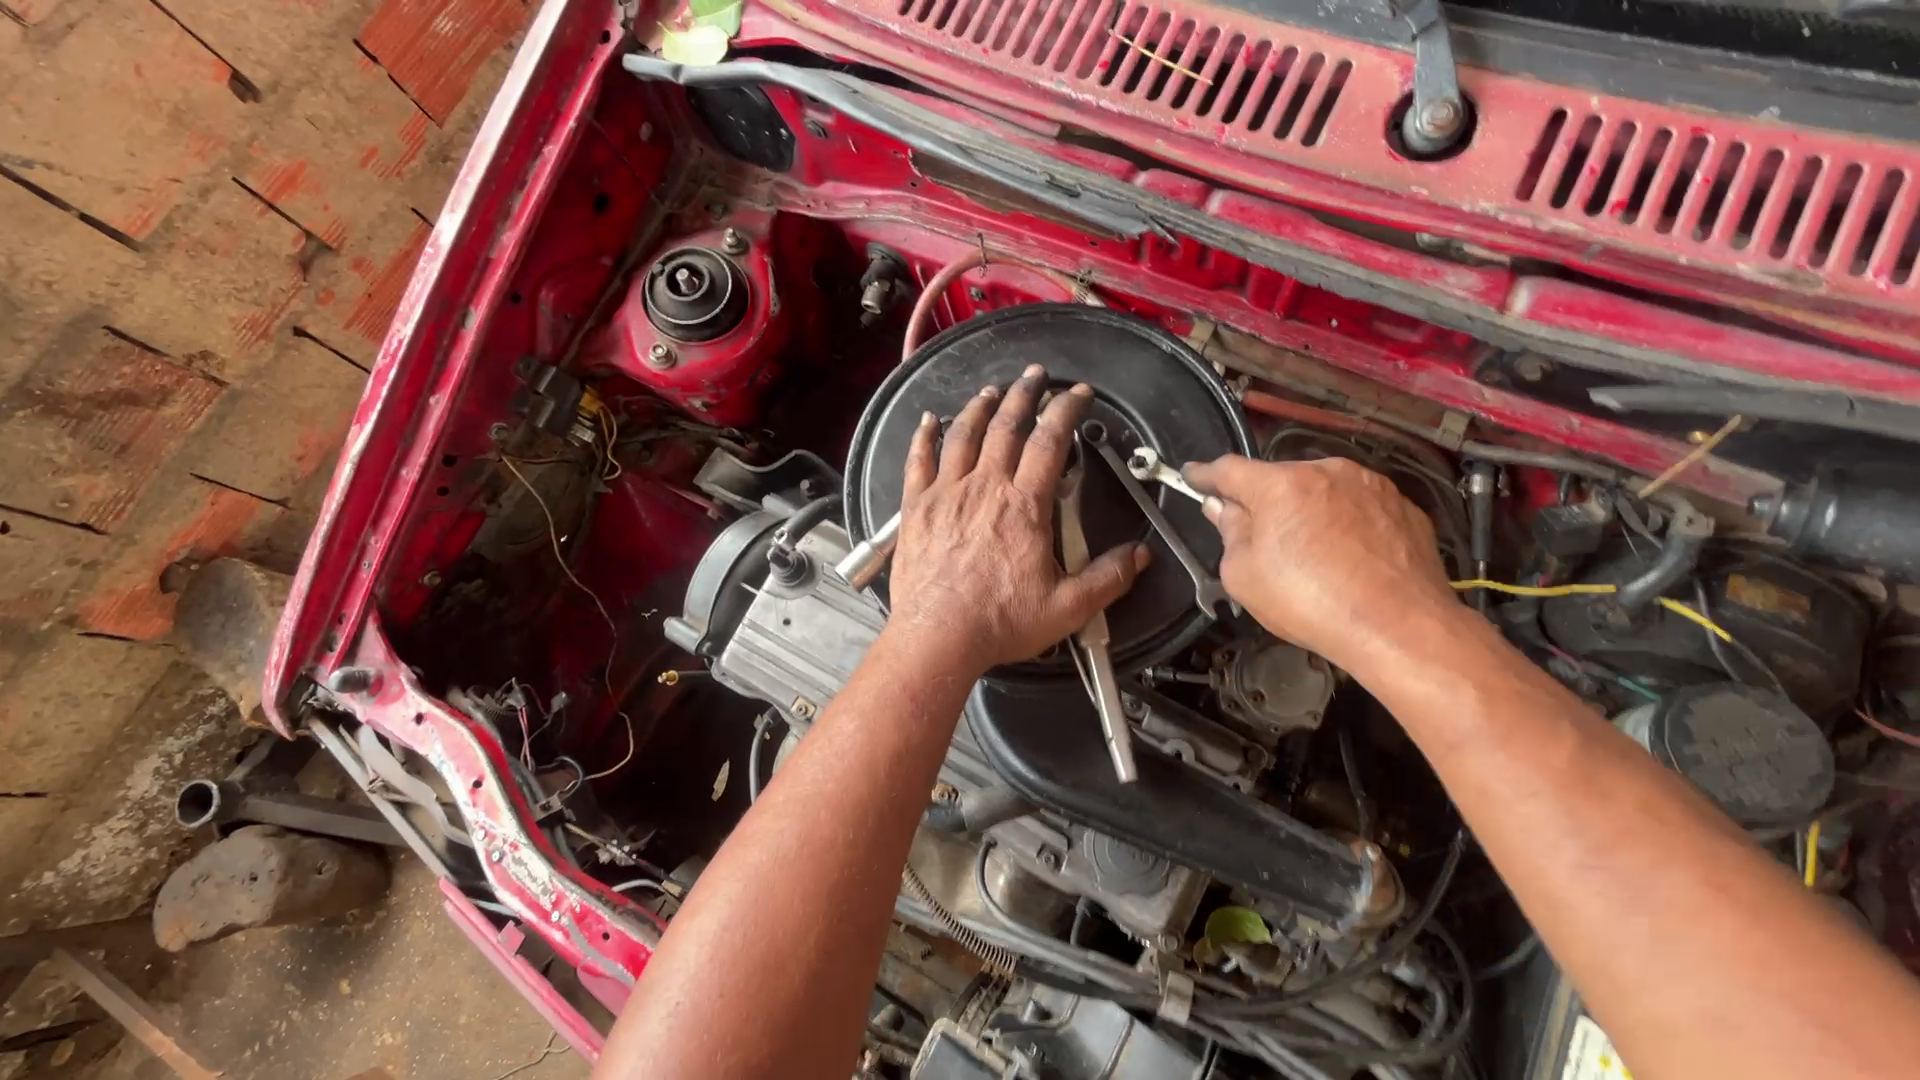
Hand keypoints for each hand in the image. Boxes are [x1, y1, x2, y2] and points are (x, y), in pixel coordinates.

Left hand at [885, 364, 1150, 677]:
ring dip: (980, 407)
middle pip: (1006, 426)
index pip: (1050, 441)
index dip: (1066, 409)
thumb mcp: (1067, 607)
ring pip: (963, 435)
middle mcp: (984, 488)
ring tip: (992, 391)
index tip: (1077, 393)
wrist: (937, 637)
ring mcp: (946, 494)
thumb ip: (1108, 578)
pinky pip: (919, 461)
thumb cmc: (999, 622)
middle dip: (1025, 394)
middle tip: (1036, 375)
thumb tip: (1139, 555)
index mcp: (1024, 506)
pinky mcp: (917, 509)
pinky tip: (929, 421)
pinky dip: (925, 437)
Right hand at [1184, 455, 1458, 669]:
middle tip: (1258, 536)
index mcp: (1280, 485)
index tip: (1192, 476)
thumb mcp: (1244, 576)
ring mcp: (1371, 486)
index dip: (1204, 474)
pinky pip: (1359, 508)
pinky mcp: (1403, 507)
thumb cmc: (1311, 602)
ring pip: (1322, 490)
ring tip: (1310, 553)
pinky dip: (1345, 524)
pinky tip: (1347, 559)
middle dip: (1264, 501)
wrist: (1399, 627)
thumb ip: (1229, 533)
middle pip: (1279, 479)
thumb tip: (1225, 510)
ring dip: (1308, 510)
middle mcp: (1326, 472)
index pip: (1228, 469)